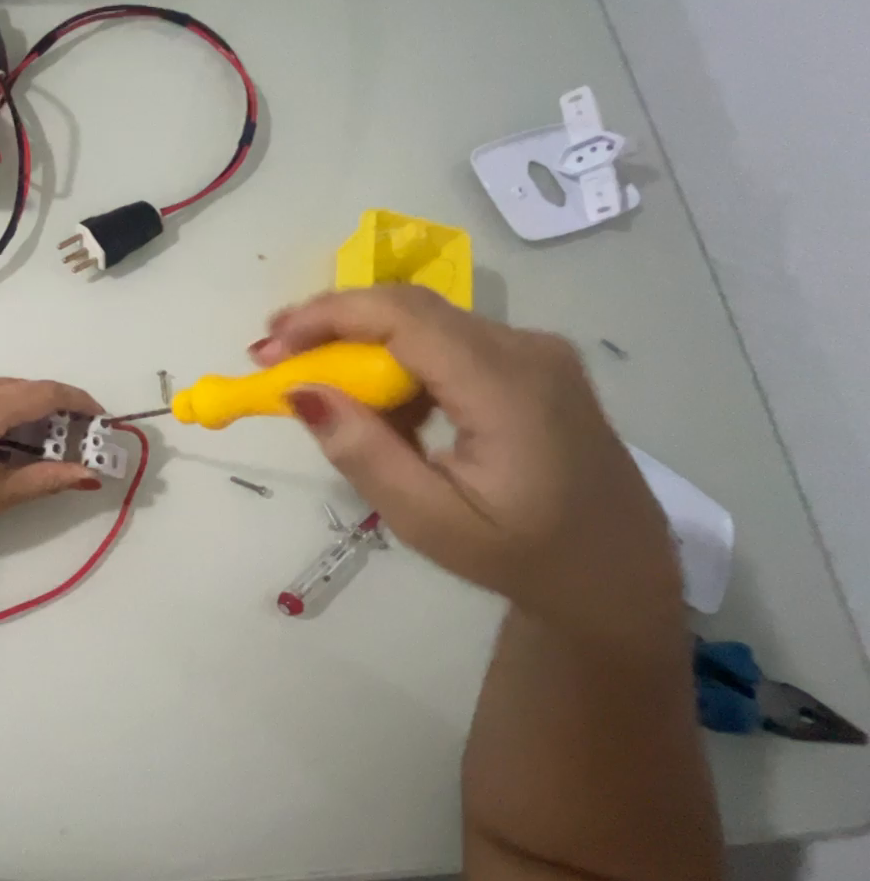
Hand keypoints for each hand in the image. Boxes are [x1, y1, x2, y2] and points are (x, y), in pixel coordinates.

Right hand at [255, 286, 681, 638]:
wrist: (614, 572)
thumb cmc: (518, 552)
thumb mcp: (427, 518)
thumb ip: (363, 452)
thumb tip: (298, 392)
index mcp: (507, 388)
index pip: (403, 317)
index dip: (326, 318)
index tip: (267, 348)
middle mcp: (524, 350)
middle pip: (408, 308)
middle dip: (329, 324)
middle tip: (269, 357)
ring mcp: (532, 352)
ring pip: (422, 322)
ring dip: (357, 346)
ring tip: (314, 390)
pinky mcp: (527, 363)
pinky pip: (443, 342)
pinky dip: (392, 362)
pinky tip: (375, 406)